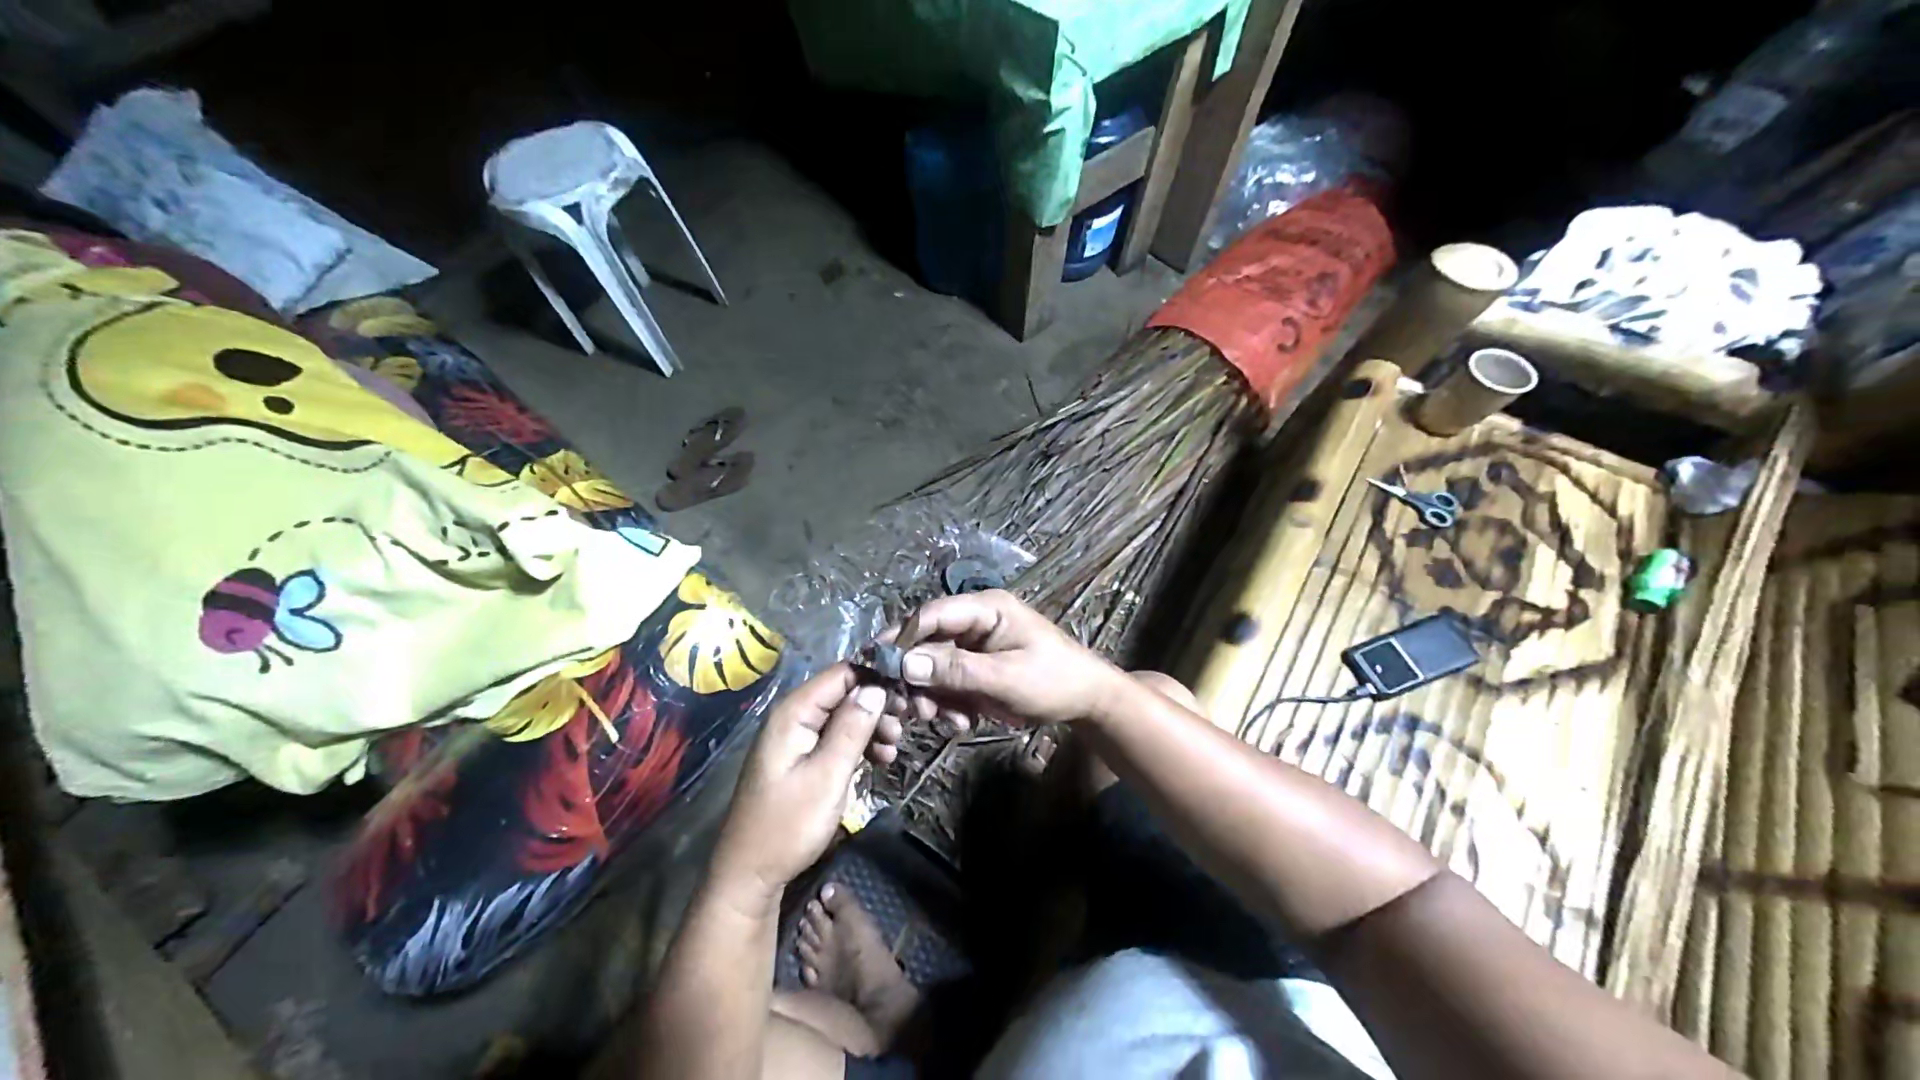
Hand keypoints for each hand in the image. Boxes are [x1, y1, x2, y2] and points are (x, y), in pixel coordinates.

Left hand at [708, 664, 900, 910]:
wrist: (751, 873)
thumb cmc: (788, 824)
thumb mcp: (828, 776)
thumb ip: (852, 728)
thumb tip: (876, 687)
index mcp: (794, 713)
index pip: (841, 673)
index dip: (876, 676)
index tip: (908, 692)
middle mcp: (794, 716)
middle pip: (845, 692)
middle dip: (878, 704)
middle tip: (904, 725)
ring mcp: (798, 737)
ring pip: (845, 715)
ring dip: (873, 726)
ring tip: (894, 748)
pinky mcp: (804, 757)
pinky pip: (838, 736)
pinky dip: (861, 744)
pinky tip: (881, 760)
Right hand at [888, 590, 1125, 726]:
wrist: (1089, 703)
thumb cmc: (1054, 681)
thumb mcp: (1004, 678)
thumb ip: (955, 670)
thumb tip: (903, 664)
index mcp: (985, 608)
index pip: (930, 615)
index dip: (901, 639)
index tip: (877, 667)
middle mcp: (975, 621)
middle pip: (927, 643)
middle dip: (918, 678)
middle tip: (914, 710)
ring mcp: (975, 645)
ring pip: (933, 666)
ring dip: (933, 696)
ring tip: (948, 720)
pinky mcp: (977, 667)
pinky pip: (948, 682)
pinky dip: (948, 703)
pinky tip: (962, 721)